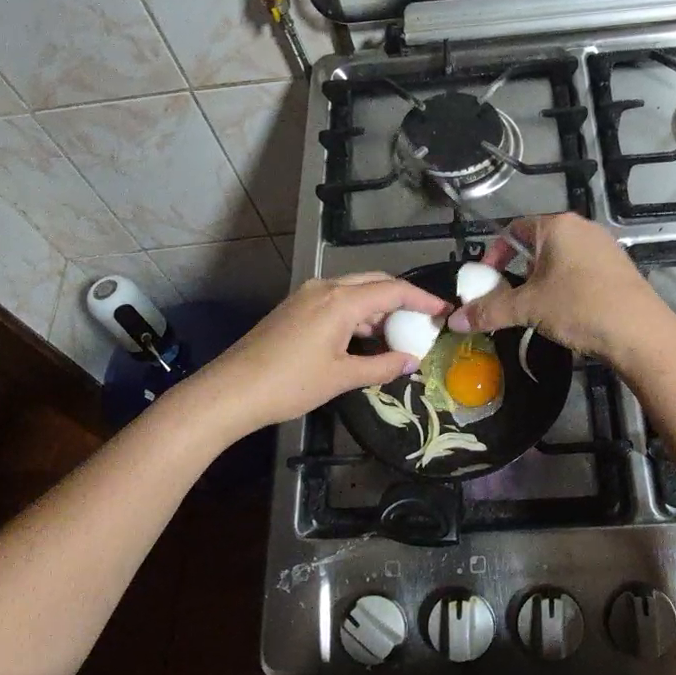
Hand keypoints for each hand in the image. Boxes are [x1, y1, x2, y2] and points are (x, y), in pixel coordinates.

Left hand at [183, 272, 451, 434]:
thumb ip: (381, 366)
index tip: (444, 311)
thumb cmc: (290, 384)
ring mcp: (306, 296)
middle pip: (374, 283)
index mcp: (341, 300)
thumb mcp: (342, 378)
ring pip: (353, 292)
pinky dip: (356, 316)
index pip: (393, 289)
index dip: (422, 299)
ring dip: (377, 310)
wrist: (232, 391)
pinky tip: (363, 340)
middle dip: (401, 300)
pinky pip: (335, 302)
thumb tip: (410, 361)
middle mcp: (325, 288)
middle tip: (422, 322)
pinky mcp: (293, 309)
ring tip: (396, 336)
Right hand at [447, 213, 673, 359]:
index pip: (514, 228)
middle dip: (519, 270)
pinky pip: (581, 270)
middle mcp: (582, 228)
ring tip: (538, 308)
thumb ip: (490, 310)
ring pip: (561, 258)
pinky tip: (568, 312)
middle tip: (510, 297)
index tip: (488, 280)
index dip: (496, 253)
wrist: (640, 332)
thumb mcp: (528, 308)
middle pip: (538, 243)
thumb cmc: (579, 307)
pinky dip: (566, 285)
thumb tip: (454, 320)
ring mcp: (604, 246)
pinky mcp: (619, 267)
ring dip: (542, 280)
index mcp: (557, 226)